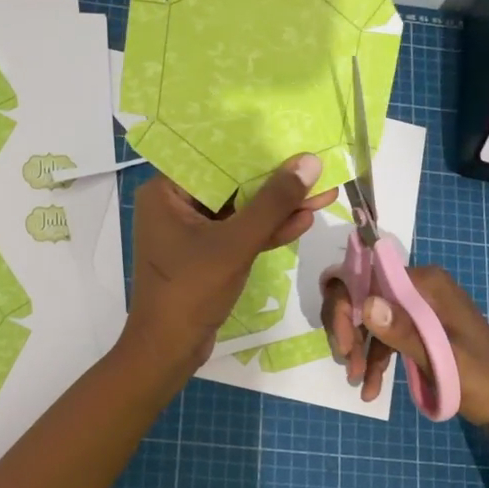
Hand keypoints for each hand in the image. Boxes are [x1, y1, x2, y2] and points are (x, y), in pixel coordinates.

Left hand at [123, 154, 335, 371]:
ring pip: (239, 210)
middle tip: (316, 167)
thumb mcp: (236, 243)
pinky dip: (265, 230)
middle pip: (230, 182)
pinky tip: (302, 220)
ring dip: (277, 207)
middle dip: (275, 180)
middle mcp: (173, 205)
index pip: (214, 156)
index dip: (256, 147)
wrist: (168, 350)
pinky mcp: (204, 256)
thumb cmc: (191, 290)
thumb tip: (309, 161)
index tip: (293, 137)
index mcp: (165, 191)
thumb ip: (273, 202)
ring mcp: (189, 232)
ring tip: (323, 192)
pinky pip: (237, 234)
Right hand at [322, 263, 488, 428]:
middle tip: (347, 362)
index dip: (346, 305)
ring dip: (357, 347)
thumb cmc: (484, 381)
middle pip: (362, 294)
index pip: (368, 277)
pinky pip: (381, 336)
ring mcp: (418, 309)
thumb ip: (404, 332)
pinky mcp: (416, 330)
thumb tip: (366, 303)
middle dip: (347, 328)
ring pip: (366, 317)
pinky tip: (369, 387)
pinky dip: (371, 359)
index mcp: (427, 284)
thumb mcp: (443, 359)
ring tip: (356, 381)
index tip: (343, 344)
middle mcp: (419, 288)